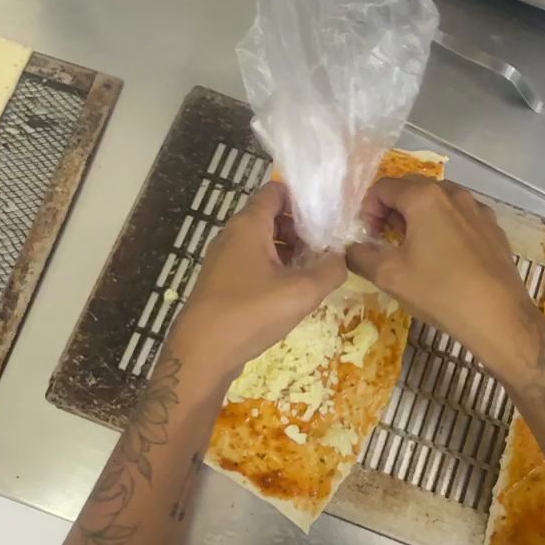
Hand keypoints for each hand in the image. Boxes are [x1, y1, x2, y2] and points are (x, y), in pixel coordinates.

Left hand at [163, 182, 346, 386]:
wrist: (202, 353)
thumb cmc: (250, 312)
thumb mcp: (301, 292)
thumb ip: (330, 270)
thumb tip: (342, 258)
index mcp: (248, 225)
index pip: (275, 191)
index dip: (302, 197)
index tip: (328, 212)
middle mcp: (232, 235)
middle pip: (270, 217)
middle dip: (300, 227)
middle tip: (326, 244)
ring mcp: (224, 259)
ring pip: (262, 242)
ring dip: (288, 250)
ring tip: (314, 268)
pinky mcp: (221, 282)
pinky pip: (252, 263)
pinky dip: (273, 268)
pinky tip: (290, 290)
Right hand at [344, 177, 536, 351]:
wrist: (499, 317)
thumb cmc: (439, 291)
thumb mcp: (389, 276)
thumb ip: (361, 256)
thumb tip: (352, 249)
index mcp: (424, 198)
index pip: (384, 187)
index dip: (368, 208)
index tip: (368, 236)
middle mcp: (453, 194)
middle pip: (412, 188)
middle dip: (392, 209)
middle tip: (385, 239)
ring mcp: (478, 210)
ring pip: (438, 201)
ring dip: (419, 217)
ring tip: (414, 249)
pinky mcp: (494, 229)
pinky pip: (460, 217)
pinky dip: (444, 227)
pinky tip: (444, 257)